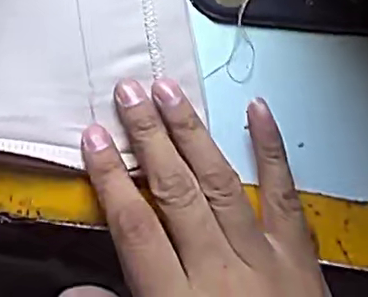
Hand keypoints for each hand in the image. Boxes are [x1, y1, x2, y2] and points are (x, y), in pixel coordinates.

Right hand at [70, 80, 328, 296]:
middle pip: (176, 191)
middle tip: (129, 92)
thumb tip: (70, 296)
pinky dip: (270, 146)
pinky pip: (283, 190)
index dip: (110, 180)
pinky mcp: (297, 253)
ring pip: (219, 180)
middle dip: (149, 137)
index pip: (136, 231)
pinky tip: (257, 108)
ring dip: (192, 131)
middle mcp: (220, 274)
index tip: (93, 137)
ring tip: (169, 90)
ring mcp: (262, 258)